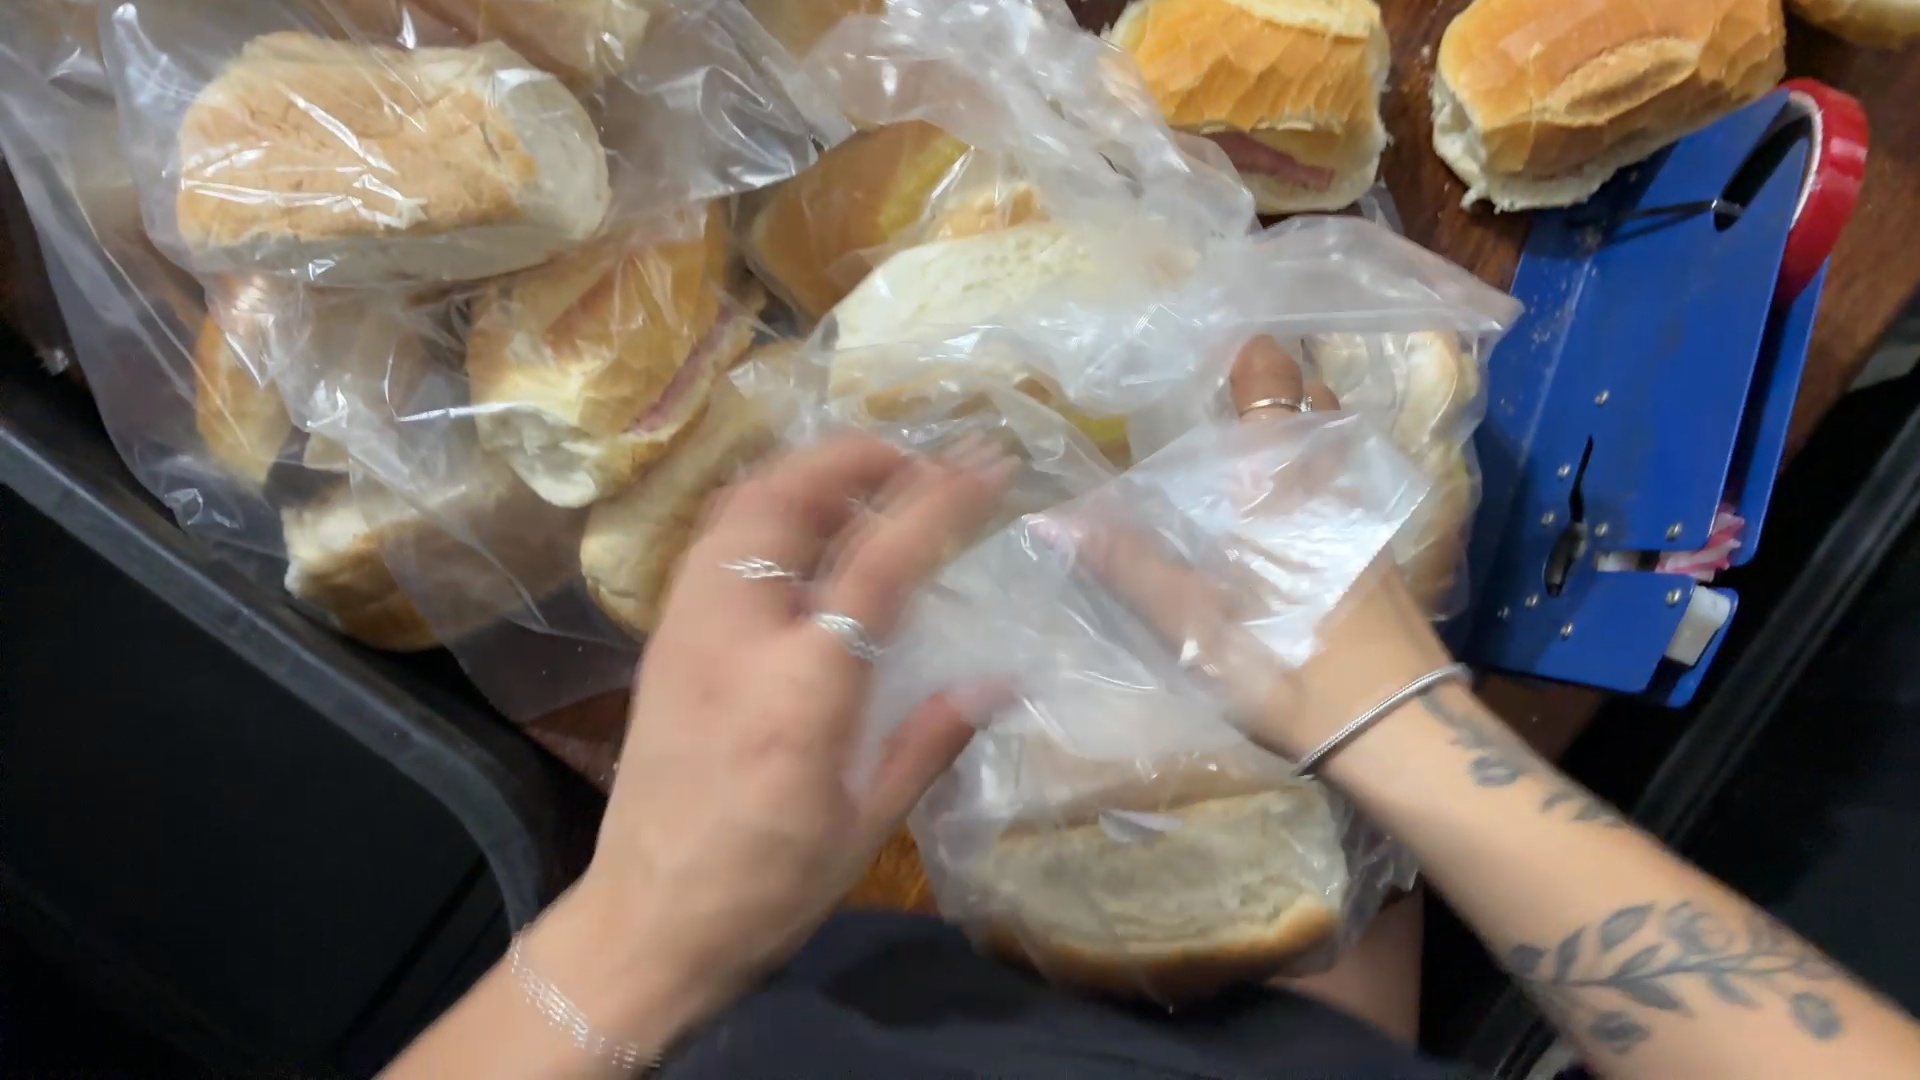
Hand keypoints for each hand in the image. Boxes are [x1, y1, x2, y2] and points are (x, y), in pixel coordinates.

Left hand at [580, 435, 1013, 1018]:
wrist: (642, 926)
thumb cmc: (764, 886)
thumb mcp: (865, 824)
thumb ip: (931, 738)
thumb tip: (999, 682)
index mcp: (802, 685)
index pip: (880, 560)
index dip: (939, 502)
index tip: (984, 464)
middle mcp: (735, 634)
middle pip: (785, 500)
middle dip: (854, 458)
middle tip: (913, 460)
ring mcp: (687, 629)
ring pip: (739, 509)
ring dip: (807, 475)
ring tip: (865, 484)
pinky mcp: (664, 639)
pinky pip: (716, 540)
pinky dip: (768, 510)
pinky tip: (804, 535)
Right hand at [1067, 337, 1451, 758]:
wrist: (1399, 732)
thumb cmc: (1287, 667)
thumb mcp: (1191, 625)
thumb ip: (1124, 566)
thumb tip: (1051, 521)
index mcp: (1282, 483)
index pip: (1273, 385)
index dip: (1248, 355)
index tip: (1214, 347)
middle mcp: (1333, 482)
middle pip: (1314, 401)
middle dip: (1276, 384)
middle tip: (1223, 389)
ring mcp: (1366, 516)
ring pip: (1336, 441)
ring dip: (1299, 423)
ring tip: (1249, 437)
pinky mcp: (1381, 551)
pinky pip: (1346, 480)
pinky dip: (1315, 466)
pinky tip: (1284, 504)